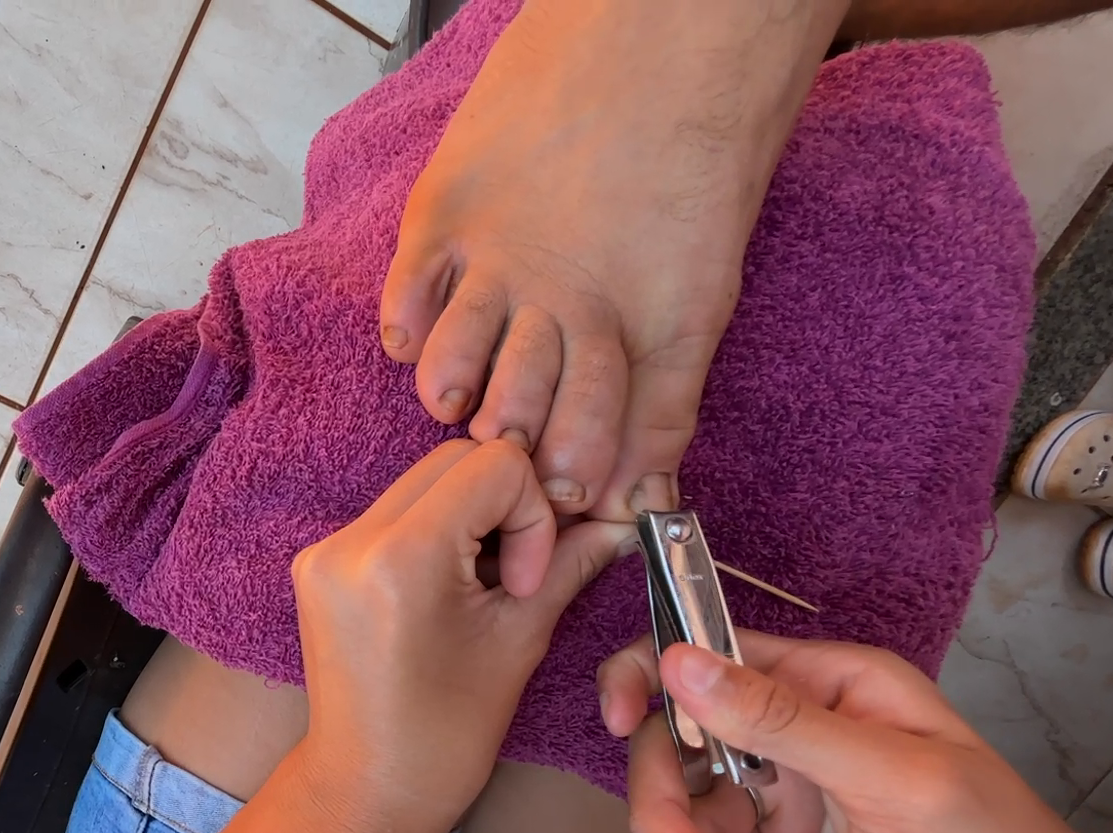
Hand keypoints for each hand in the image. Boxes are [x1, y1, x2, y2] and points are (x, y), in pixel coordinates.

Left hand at [290, 438, 629, 832]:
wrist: (366, 784)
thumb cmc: (445, 734)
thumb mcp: (518, 642)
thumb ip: (566, 566)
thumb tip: (612, 521)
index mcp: (398, 557)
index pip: (493, 464)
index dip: (533, 511)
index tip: (522, 579)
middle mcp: (349, 539)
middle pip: (452, 459)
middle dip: (502, 503)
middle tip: (510, 574)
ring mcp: (324, 548)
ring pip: (421, 482)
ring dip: (467, 515)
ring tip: (477, 584)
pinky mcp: (316, 561)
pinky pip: (390, 513)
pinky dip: (430, 531)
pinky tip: (442, 587)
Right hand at [381, 0, 844, 519]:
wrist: (676, 11)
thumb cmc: (705, 145)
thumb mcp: (708, 282)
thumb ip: (671, 390)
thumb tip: (651, 488)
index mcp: (635, 319)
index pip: (597, 433)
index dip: (583, 479)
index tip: (569, 502)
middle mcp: (558, 297)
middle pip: (518, 407)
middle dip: (516, 450)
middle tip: (506, 461)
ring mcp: (495, 251)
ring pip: (454, 360)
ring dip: (452, 396)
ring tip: (452, 406)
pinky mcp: (446, 207)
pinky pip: (406, 290)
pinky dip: (404, 326)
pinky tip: (409, 341)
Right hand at [598, 631, 1112, 832]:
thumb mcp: (900, 785)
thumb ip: (783, 722)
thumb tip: (677, 660)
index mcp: (824, 686)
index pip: (707, 655)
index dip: (648, 677)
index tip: (617, 721)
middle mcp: (786, 728)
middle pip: (675, 744)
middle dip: (667, 811)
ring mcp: (770, 791)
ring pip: (678, 809)